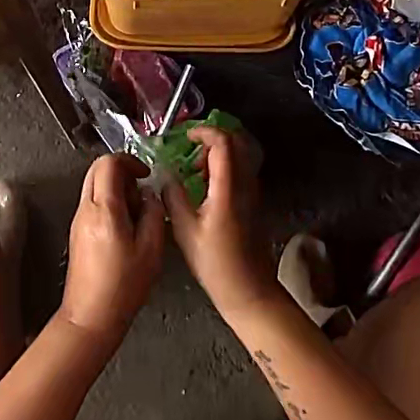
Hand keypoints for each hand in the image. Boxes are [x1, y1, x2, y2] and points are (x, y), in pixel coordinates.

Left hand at [60, 155, 166, 342]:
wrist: (90, 317)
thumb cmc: (122, 287)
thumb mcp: (152, 248)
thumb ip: (154, 213)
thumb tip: (151, 196)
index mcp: (105, 210)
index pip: (109, 164)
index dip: (130, 162)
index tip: (145, 175)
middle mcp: (86, 211)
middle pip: (98, 169)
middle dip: (123, 172)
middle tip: (141, 191)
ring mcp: (79, 221)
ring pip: (95, 185)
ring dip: (117, 189)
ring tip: (137, 213)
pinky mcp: (78, 233)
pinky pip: (94, 203)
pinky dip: (111, 204)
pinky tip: (127, 227)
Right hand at [166, 126, 280, 318]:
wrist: (248, 287)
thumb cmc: (215, 263)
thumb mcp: (185, 230)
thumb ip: (174, 197)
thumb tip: (166, 177)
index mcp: (229, 188)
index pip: (224, 142)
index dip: (205, 132)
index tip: (186, 137)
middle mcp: (246, 183)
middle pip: (237, 142)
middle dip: (213, 139)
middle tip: (190, 151)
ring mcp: (253, 191)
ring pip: (241, 155)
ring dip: (218, 154)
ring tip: (195, 171)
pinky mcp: (253, 201)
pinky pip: (241, 170)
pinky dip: (224, 168)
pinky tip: (206, 187)